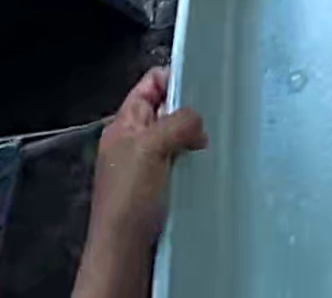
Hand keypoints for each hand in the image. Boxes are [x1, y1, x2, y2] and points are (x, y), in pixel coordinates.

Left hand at [86, 66, 206, 253]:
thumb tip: (198, 122)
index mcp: (124, 124)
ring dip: (193, 137)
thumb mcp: (152, 146)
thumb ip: (179, 121)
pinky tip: (205, 165)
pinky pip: (181, 160)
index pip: (151, 82)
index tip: (201, 81)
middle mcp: (134, 140)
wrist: (122, 254)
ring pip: (177, 136)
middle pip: (168, 108)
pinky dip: (194, 160)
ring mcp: (146, 164)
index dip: (174, 77)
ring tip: (209, 142)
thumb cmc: (129, 198)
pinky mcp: (159, 186)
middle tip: (209, 116)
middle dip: (189, 110)